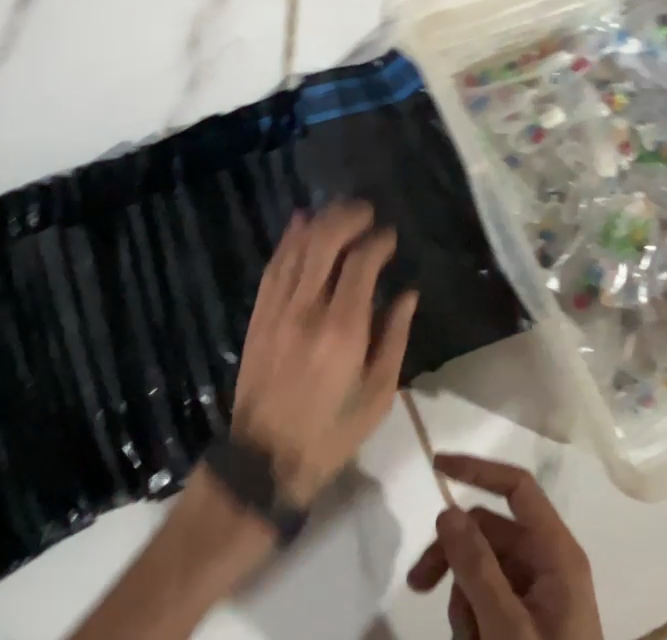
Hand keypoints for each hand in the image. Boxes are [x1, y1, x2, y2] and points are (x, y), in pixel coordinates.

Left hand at [232, 202, 418, 505]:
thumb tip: (407, 294)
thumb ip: (394, 337)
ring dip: (319, 223)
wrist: (266, 457)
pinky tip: (299, 224)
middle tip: (366, 209)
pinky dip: (287, 241)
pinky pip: (273, 267)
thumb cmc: (332, 431)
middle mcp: (307, 310)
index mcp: (343, 331)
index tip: (390, 235)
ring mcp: (277, 310)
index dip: (377, 242)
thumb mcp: (378, 394)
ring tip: (340, 209)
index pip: (360, 265)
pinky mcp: (258, 316)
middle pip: (324, 244)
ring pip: (296, 250)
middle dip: (347, 218)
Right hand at [407, 455, 602, 639]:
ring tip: (466, 639)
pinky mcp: (525, 621)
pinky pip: (484, 598)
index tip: (434, 467)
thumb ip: (476, 568)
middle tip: (417, 586)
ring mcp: (536, 594)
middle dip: (451, 555)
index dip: (478, 470)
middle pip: (487, 531)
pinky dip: (470, 617)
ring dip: (460, 597)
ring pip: (479, 567)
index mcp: (557, 555)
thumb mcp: (506, 628)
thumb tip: (448, 511)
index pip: (518, 488)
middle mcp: (548, 565)